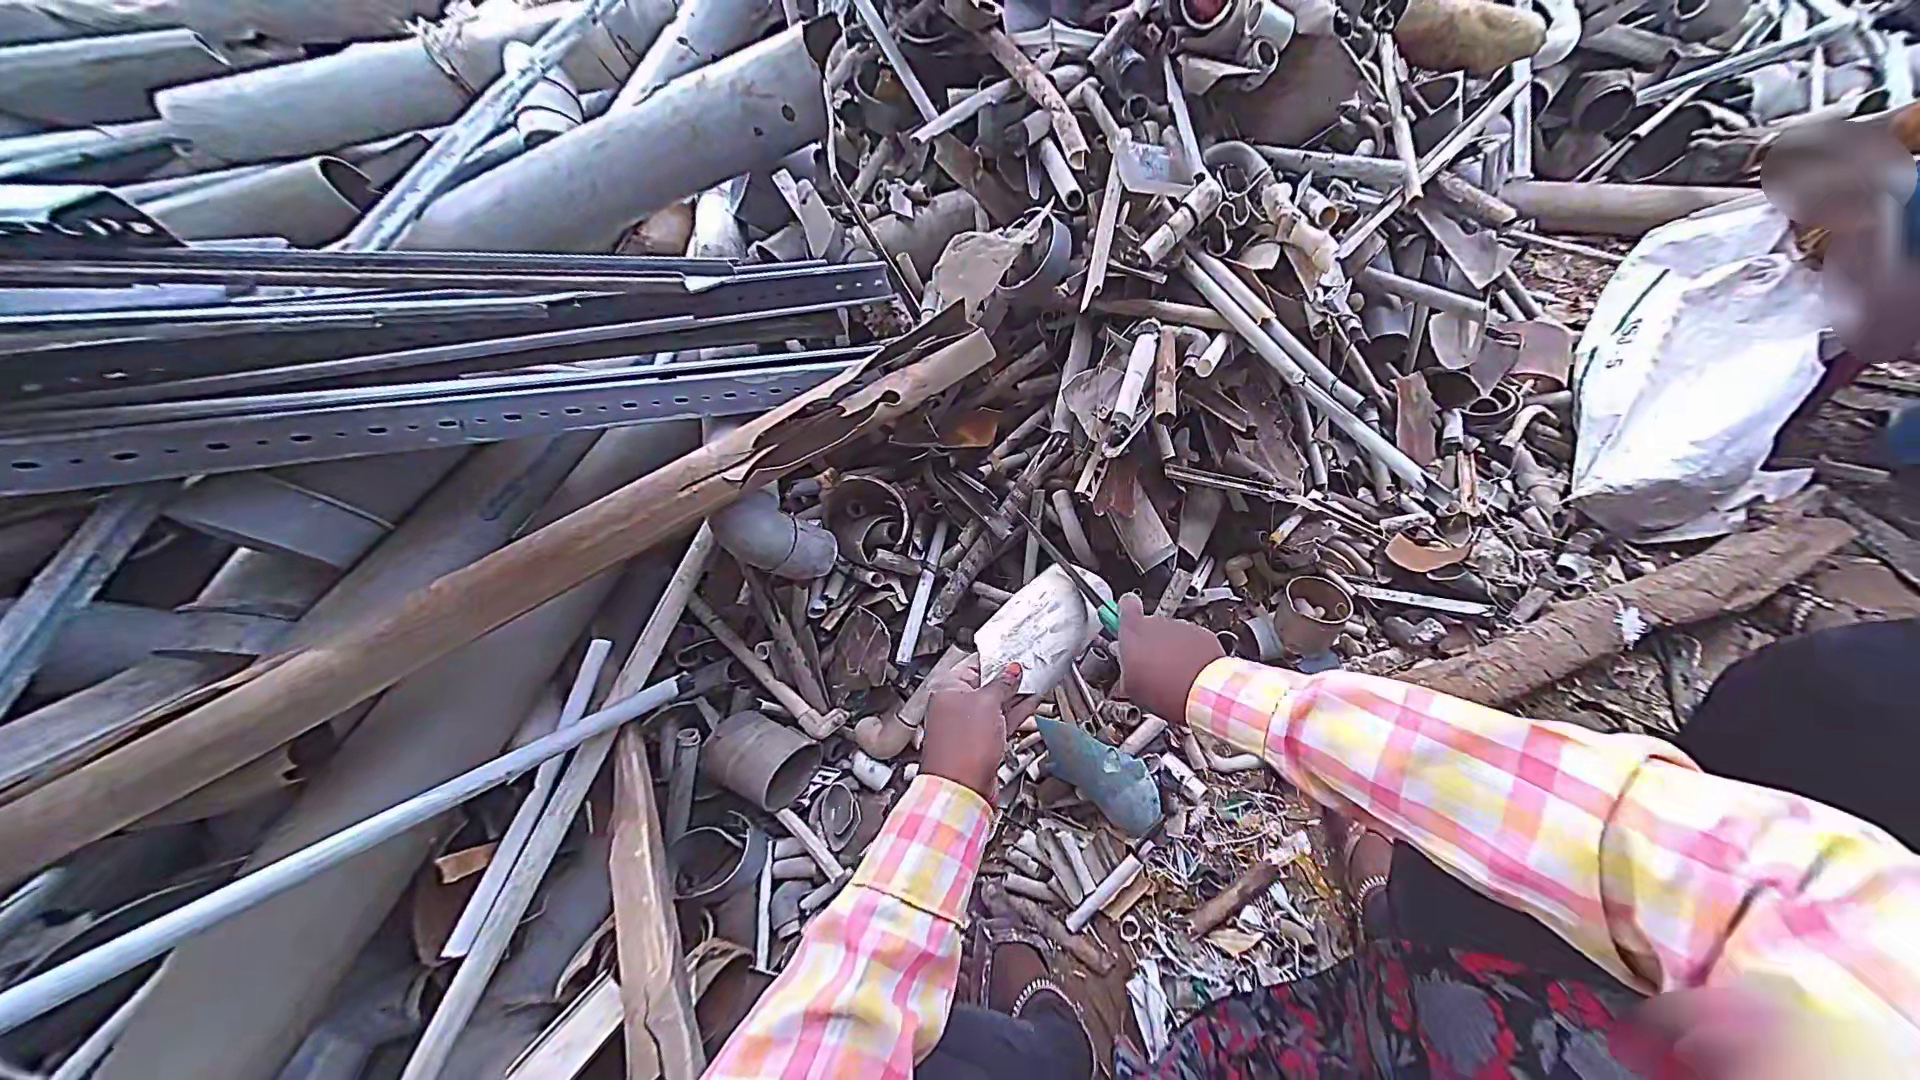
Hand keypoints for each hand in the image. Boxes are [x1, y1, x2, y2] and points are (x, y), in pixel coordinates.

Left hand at [920, 658, 1035, 798]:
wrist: (962, 789)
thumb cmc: (961, 748)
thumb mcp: (986, 704)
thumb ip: (1001, 684)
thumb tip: (1011, 671)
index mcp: (947, 690)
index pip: (974, 665)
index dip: (995, 658)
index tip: (1013, 654)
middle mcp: (956, 707)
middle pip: (986, 684)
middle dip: (1007, 677)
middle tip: (1027, 667)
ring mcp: (969, 726)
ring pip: (996, 704)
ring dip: (1015, 694)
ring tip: (1034, 681)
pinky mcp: (982, 743)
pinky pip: (1002, 721)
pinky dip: (1017, 711)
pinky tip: (1031, 701)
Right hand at [1115, 593, 1223, 725]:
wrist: (1205, 694)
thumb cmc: (1166, 690)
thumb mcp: (1132, 686)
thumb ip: (1125, 667)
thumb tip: (1124, 667)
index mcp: (1134, 631)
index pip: (1126, 605)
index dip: (1125, 610)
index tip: (1123, 617)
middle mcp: (1158, 623)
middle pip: (1149, 625)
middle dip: (1149, 641)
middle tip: (1150, 664)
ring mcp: (1181, 627)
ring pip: (1170, 634)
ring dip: (1169, 649)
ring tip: (1171, 675)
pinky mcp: (1202, 634)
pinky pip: (1190, 641)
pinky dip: (1189, 653)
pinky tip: (1187, 674)